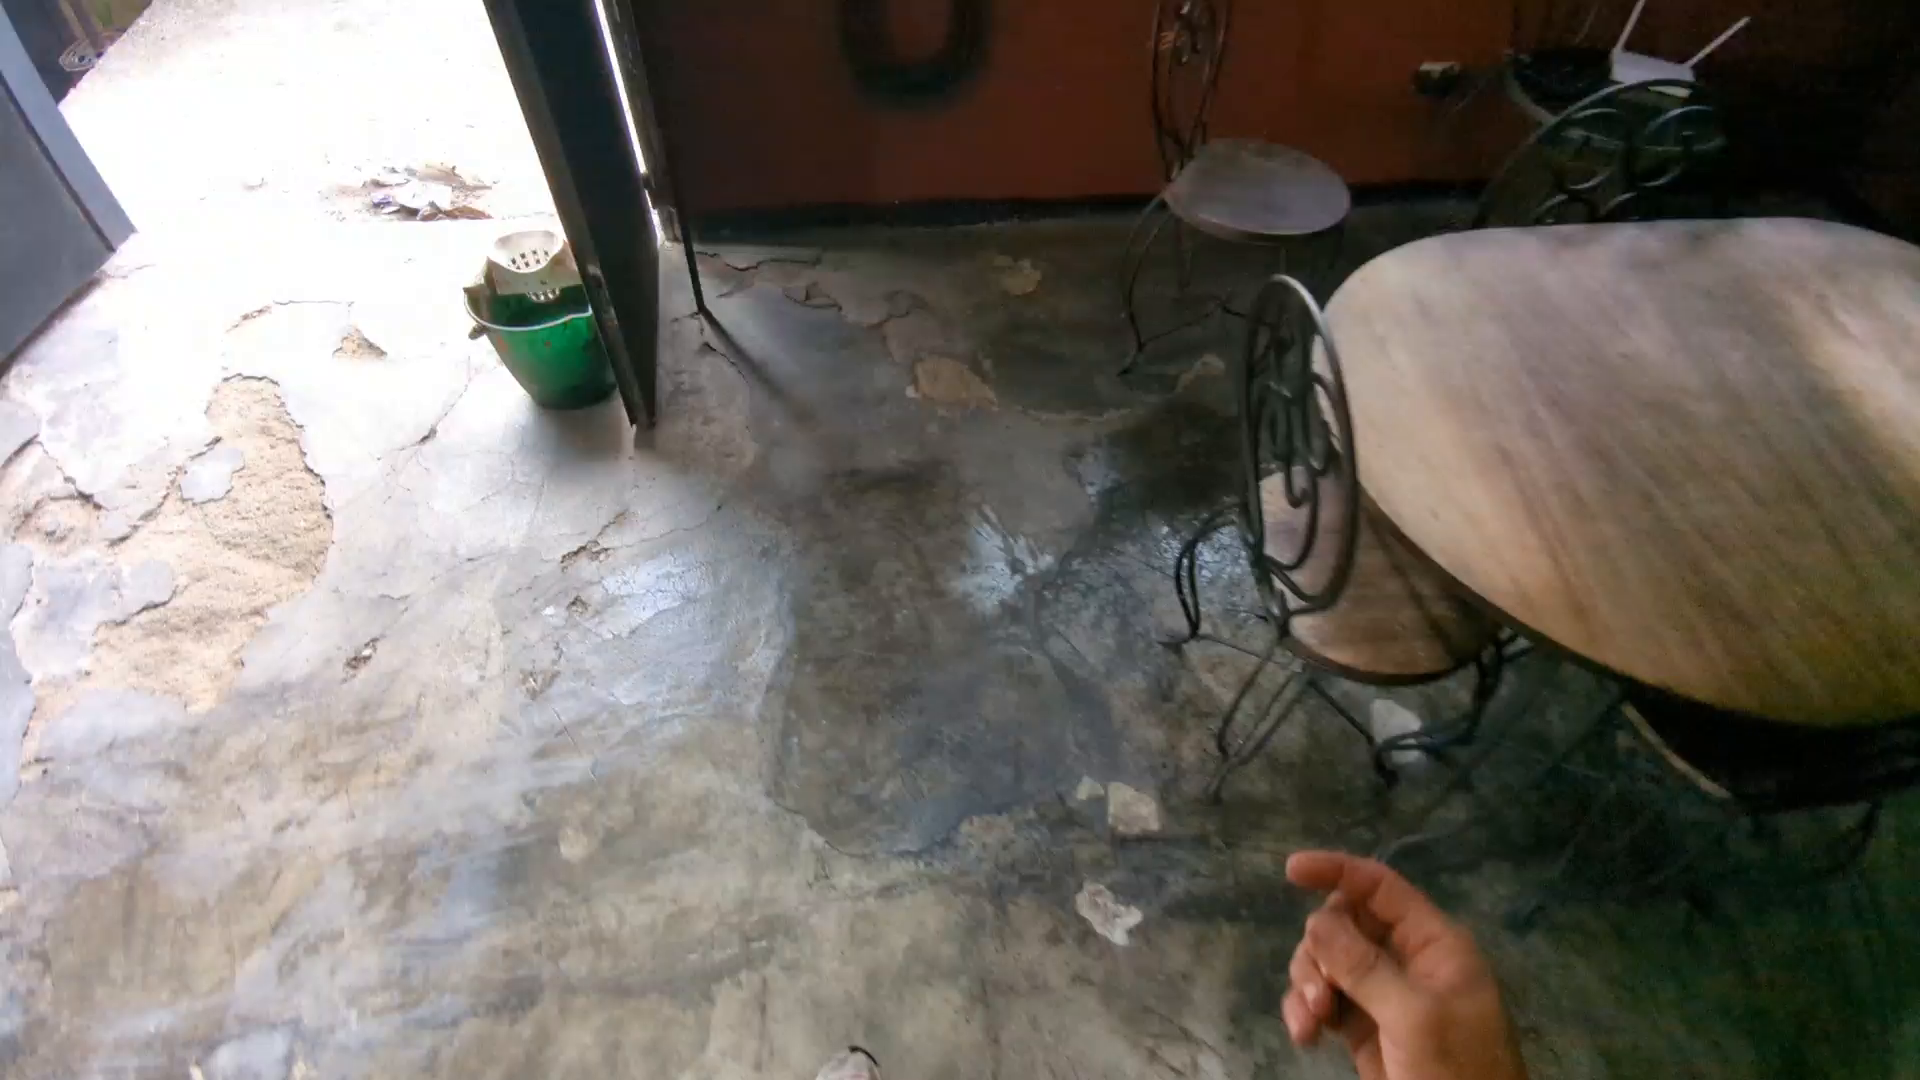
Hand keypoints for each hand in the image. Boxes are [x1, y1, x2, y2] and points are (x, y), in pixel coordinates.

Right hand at [1282, 851, 1526, 1079]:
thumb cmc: (1456, 1078)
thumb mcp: (1413, 1019)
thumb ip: (1363, 965)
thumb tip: (1313, 921)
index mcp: (1434, 946)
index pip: (1379, 887)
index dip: (1336, 870)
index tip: (1291, 870)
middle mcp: (1407, 961)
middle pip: (1342, 922)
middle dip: (1318, 949)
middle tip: (1317, 987)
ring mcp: (1383, 994)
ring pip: (1325, 959)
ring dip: (1307, 982)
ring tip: (1310, 1019)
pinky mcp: (1363, 1026)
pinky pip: (1321, 996)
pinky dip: (1305, 1008)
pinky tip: (1304, 1034)